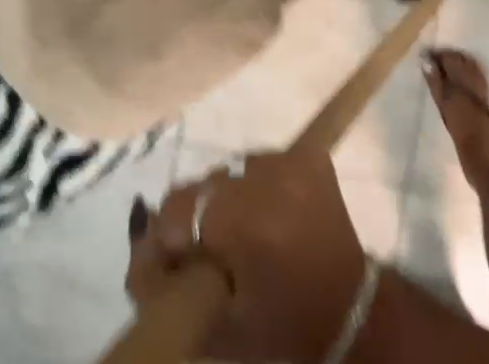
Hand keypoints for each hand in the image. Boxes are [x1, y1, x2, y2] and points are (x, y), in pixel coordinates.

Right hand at [126, 149, 368, 363]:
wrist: (349, 315)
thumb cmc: (276, 328)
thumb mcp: (206, 323)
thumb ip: (157, 281)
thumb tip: (139, 232)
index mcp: (246, 219)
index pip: (182, 202)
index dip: (171, 233)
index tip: (179, 258)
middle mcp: (272, 179)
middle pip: (208, 183)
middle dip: (199, 216)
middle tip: (208, 251)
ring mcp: (296, 163)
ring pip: (235, 170)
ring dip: (229, 199)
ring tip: (240, 233)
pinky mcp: (314, 160)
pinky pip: (265, 163)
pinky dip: (257, 185)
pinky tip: (263, 215)